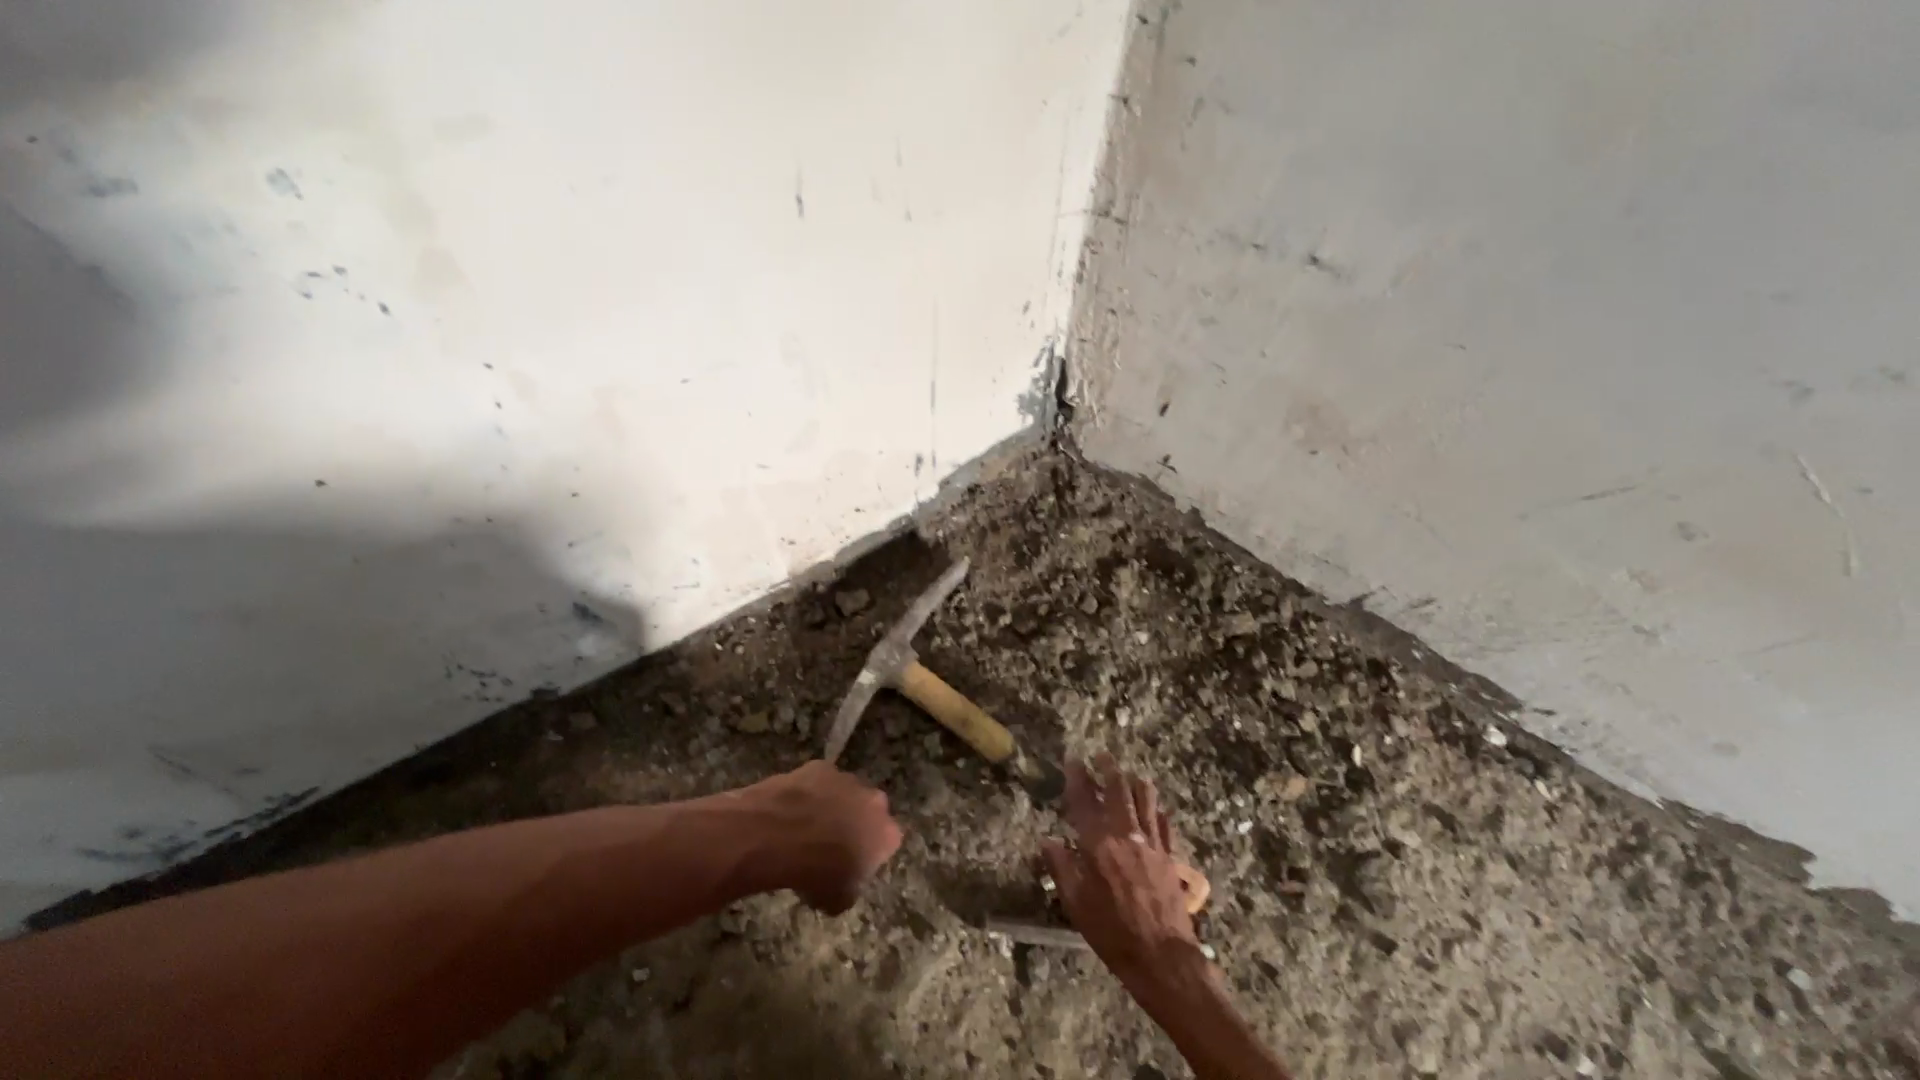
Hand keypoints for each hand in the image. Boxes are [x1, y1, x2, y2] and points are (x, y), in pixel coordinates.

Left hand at [739, 761, 901, 913]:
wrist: (778, 835)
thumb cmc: (815, 874)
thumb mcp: (838, 900)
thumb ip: (850, 889)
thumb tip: (842, 885)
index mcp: (887, 834)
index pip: (888, 843)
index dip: (871, 853)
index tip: (853, 864)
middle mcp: (874, 801)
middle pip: (870, 811)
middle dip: (856, 823)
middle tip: (832, 844)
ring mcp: (847, 779)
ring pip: (846, 793)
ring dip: (833, 806)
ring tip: (806, 826)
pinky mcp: (820, 766)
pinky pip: (819, 781)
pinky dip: (810, 792)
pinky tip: (791, 809)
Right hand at [1042, 754, 1206, 987]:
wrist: (1162, 955)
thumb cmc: (1112, 932)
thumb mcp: (1075, 904)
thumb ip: (1061, 868)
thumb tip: (1048, 840)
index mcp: (1098, 844)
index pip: (1084, 801)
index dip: (1077, 778)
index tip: (1073, 760)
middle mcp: (1126, 835)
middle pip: (1119, 792)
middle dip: (1109, 771)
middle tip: (1102, 757)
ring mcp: (1152, 844)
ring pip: (1145, 801)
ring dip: (1135, 783)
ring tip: (1129, 773)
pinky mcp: (1170, 857)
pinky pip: (1164, 824)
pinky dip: (1156, 810)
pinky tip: (1155, 807)